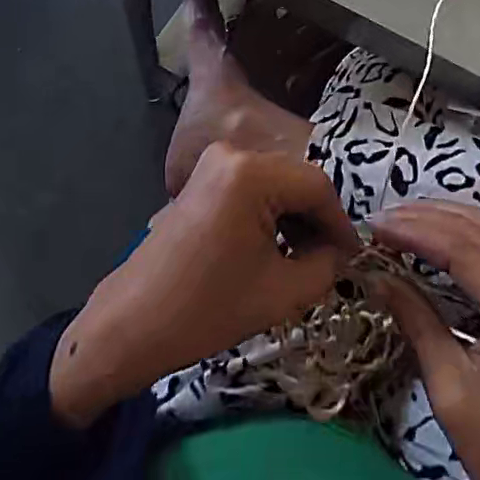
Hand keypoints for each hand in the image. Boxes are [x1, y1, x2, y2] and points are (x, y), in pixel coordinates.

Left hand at [50, 143, 359, 426]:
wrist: (127, 326)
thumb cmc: (205, 310)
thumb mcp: (281, 292)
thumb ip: (326, 266)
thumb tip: (342, 252)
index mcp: (252, 173)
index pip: (319, 186)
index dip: (340, 223)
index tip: (353, 257)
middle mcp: (233, 153)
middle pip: (297, 180)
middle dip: (317, 220)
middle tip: (331, 260)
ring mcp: (213, 163)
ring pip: (276, 183)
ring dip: (295, 217)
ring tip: (304, 258)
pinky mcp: (201, 179)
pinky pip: (252, 187)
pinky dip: (270, 213)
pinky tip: (274, 247)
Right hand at [368, 202, 479, 479]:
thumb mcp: (452, 390)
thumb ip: (417, 321)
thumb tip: (377, 275)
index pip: (463, 248)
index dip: (414, 230)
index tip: (372, 224)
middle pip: (478, 231)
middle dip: (424, 218)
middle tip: (377, 221)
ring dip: (441, 223)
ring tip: (395, 223)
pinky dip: (459, 242)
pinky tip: (428, 242)